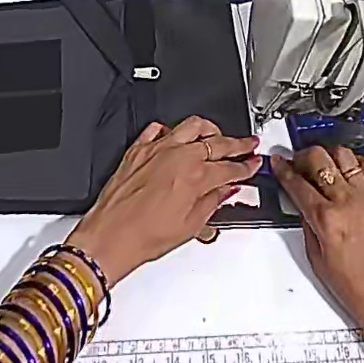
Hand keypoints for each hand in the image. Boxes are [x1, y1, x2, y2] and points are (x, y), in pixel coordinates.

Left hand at [68, 117, 259, 281]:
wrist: (109, 237)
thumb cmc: (144, 235)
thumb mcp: (191, 225)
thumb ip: (213, 201)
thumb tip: (226, 190)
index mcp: (197, 176)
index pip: (231, 167)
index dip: (247, 166)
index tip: (253, 164)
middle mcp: (180, 156)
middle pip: (219, 142)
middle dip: (239, 144)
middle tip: (248, 144)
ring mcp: (159, 148)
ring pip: (193, 125)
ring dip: (210, 129)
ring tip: (217, 134)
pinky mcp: (139, 149)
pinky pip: (159, 128)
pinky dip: (172, 130)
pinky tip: (176, 137)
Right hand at [274, 146, 363, 349]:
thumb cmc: (353, 283)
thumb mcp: (315, 256)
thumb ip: (307, 223)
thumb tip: (301, 203)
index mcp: (326, 219)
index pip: (297, 183)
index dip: (283, 169)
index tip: (278, 162)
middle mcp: (347, 201)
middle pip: (319, 158)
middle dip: (302, 156)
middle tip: (297, 162)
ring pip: (343, 154)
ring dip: (327, 155)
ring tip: (320, 163)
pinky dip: (354, 161)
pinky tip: (347, 168)